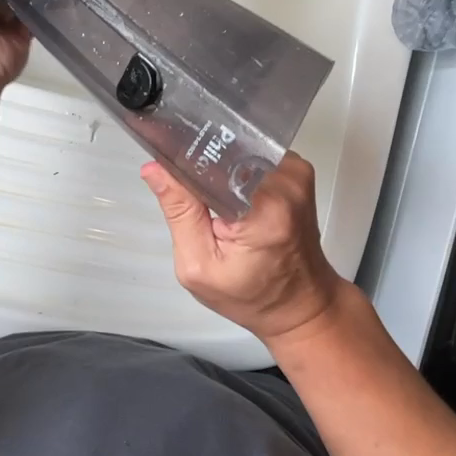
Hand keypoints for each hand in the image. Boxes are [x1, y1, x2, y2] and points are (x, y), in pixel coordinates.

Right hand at [140, 152, 352, 343]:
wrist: (301, 304)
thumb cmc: (252, 295)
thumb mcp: (199, 266)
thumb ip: (179, 212)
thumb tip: (154, 169)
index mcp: (264, 209)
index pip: (210, 164)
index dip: (182, 164)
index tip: (165, 171)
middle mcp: (286, 183)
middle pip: (226, 153)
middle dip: (201, 169)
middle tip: (192, 200)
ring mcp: (296, 173)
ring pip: (237, 151)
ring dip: (219, 171)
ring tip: (213, 203)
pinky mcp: (298, 172)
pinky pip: (252, 157)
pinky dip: (236, 173)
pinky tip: (230, 198)